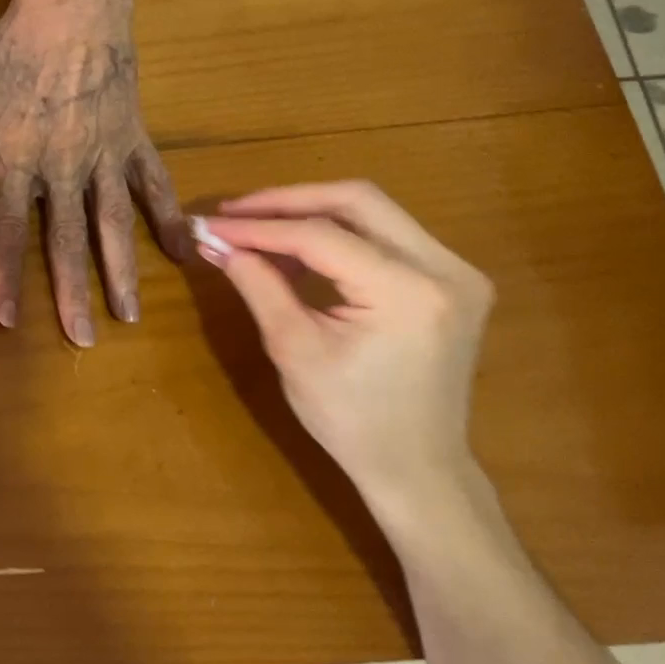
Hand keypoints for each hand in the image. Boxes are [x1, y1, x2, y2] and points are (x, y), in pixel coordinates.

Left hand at [0, 0, 187, 344]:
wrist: (74, 4)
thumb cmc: (15, 49)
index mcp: (18, 162)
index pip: (7, 232)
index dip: (5, 278)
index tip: (8, 319)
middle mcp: (62, 168)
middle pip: (65, 241)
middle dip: (72, 293)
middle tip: (83, 339)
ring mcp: (104, 154)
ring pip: (114, 223)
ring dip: (122, 271)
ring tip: (130, 314)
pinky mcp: (135, 136)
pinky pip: (155, 184)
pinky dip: (169, 217)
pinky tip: (184, 251)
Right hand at [198, 181, 494, 497]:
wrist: (414, 462)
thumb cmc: (347, 416)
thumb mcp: (293, 348)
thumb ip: (258, 286)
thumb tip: (216, 244)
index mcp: (407, 291)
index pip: (321, 235)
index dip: (259, 226)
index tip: (209, 225)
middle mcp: (445, 268)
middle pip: (359, 202)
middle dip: (287, 201)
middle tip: (231, 212)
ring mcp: (455, 272)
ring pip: (374, 213)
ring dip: (310, 213)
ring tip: (254, 226)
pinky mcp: (448, 282)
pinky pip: (386, 238)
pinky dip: (335, 234)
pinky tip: (293, 248)